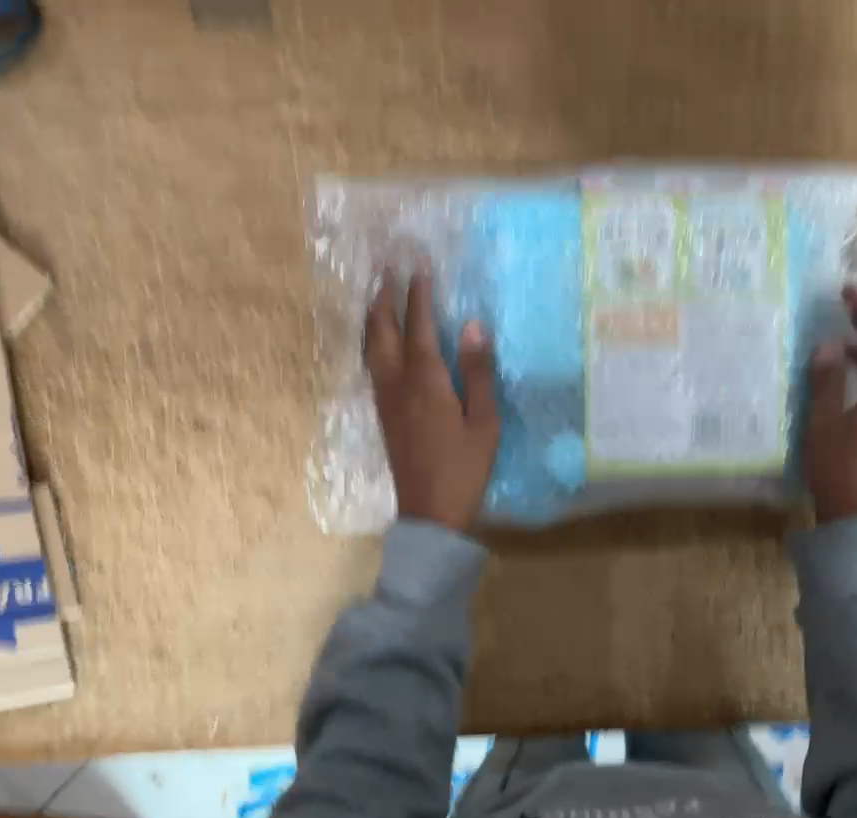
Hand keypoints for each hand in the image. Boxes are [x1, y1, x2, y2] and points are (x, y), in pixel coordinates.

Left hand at [364, 270, 500, 531]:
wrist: (430, 512)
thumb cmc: (464, 469)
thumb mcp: (484, 423)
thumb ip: (478, 373)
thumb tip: (472, 325)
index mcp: (425, 382)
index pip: (418, 327)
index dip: (418, 295)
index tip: (418, 266)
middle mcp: (397, 384)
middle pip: (383, 330)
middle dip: (385, 296)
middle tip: (387, 267)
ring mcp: (386, 399)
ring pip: (372, 347)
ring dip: (375, 316)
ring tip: (379, 293)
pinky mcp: (383, 414)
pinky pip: (372, 364)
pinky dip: (374, 340)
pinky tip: (380, 340)